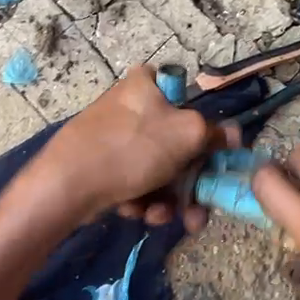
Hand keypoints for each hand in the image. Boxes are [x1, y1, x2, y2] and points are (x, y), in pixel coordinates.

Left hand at [27, 64, 219, 228]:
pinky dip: (143, 198)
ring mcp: (115, 133)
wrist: (64, 186)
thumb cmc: (130, 149)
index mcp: (149, 82)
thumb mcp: (185, 134)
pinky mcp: (102, 162)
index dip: (209, 135)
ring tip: (162, 217)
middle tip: (197, 212)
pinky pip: (135, 179)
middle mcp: (132, 102)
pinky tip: (138, 213)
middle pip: (177, 142)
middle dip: (189, 182)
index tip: (218, 163)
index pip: (191, 101)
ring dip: (168, 196)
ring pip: (158, 167)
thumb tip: (234, 133)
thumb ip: (214, 133)